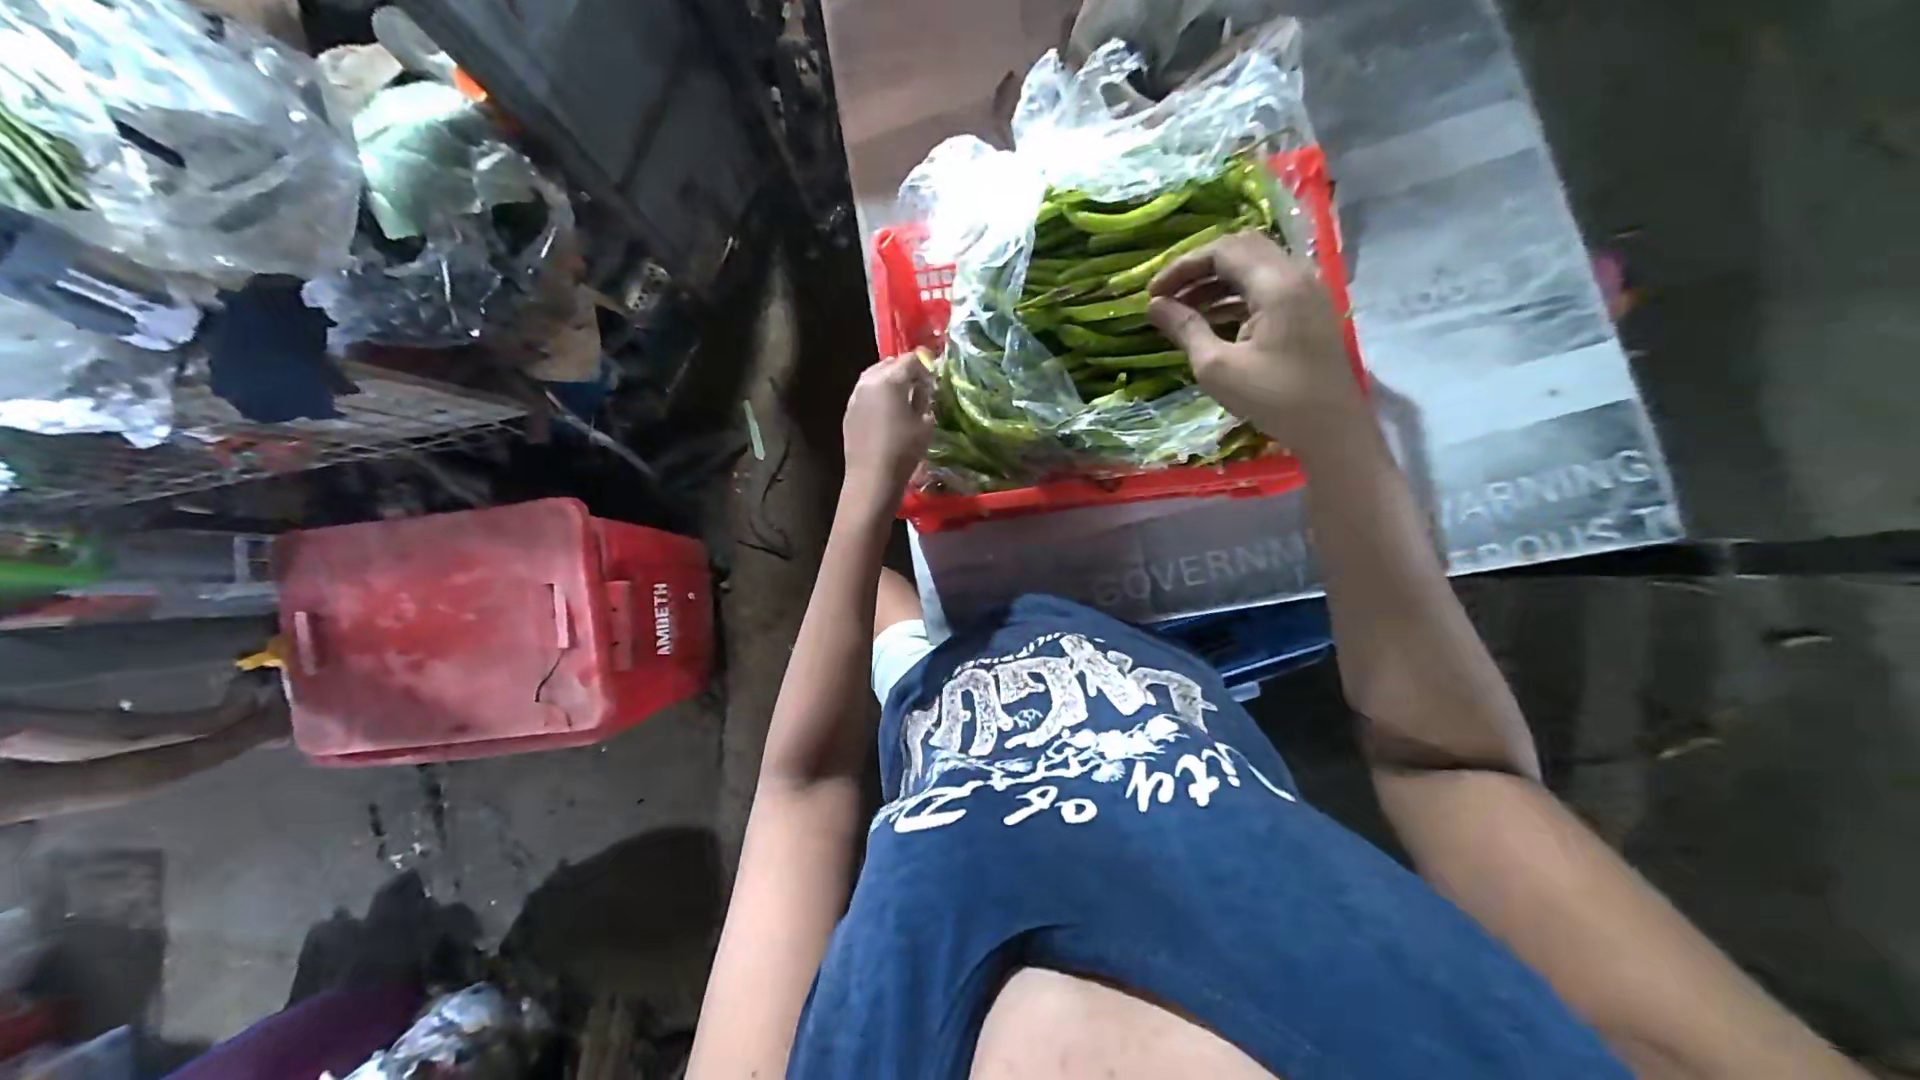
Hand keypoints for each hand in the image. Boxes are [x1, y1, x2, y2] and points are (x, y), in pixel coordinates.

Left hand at [841, 351, 934, 511]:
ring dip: (889, 381)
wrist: (872, 477)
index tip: (932, 378)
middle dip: (905, 370)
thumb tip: (921, 389)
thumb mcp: (925, 423)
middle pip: (890, 364)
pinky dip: (877, 394)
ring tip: (902, 397)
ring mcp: (856, 395)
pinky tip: (886, 411)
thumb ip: (924, 399)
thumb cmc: (904, 449)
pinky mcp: (849, 410)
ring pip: (874, 376)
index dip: (924, 365)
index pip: (911, 359)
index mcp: (891, 380)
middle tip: (918, 385)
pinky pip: (866, 393)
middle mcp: (869, 381)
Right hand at [1147, 231, 1362, 441]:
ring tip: (1183, 309)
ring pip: (1254, 267)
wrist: (1330, 428)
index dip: (1182, 266)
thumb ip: (1185, 329)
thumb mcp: (1217, 367)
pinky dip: (1235, 296)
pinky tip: (1212, 319)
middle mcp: (1296, 275)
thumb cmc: (1271, 398)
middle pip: (1240, 250)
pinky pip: (1266, 287)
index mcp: (1276, 283)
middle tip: (1167, 295)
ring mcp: (1306, 291)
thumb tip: (1154, 306)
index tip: (1152, 293)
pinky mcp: (1307, 310)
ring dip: (1215, 283)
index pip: (1222, 250)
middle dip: (1198, 269)